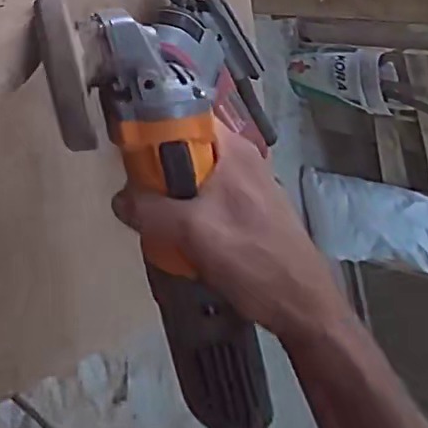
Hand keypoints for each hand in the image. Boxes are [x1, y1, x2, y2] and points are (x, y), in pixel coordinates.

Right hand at [111, 133, 346, 344]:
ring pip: (193, 172)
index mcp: (231, 148)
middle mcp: (240, 157)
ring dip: (169, 190)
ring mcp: (246, 184)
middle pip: (183, 144)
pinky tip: (178, 231)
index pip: (182, 113)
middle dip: (155, 163)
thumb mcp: (193, 232)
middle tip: (136, 184)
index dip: (150, 121)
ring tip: (152, 211)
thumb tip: (118, 201)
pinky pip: (205, 194)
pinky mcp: (248, 209)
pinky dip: (186, 206)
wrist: (309, 314)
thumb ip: (150, 211)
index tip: (125, 141)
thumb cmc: (255, 260)